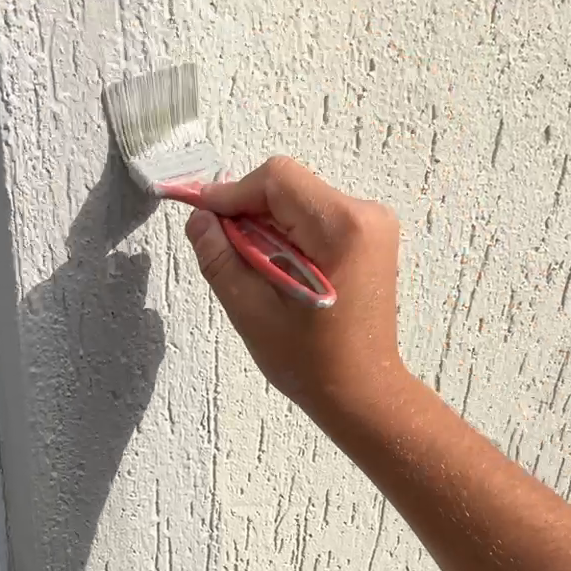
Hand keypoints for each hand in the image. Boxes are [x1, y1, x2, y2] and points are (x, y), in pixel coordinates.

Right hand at [187, 157, 406, 417]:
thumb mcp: (251, 312)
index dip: (231, 195)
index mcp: (341, 228)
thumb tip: (199, 220)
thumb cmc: (308, 361)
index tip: (201, 219)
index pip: (276, 179)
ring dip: (265, 228)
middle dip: (248, 214)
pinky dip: (285, 238)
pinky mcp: (368, 239)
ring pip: (298, 203)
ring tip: (252, 272)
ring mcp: (371, 225)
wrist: (359, 391)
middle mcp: (365, 214)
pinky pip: (313, 220)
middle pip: (288, 188)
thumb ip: (220, 259)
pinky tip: (276, 274)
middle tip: (225, 254)